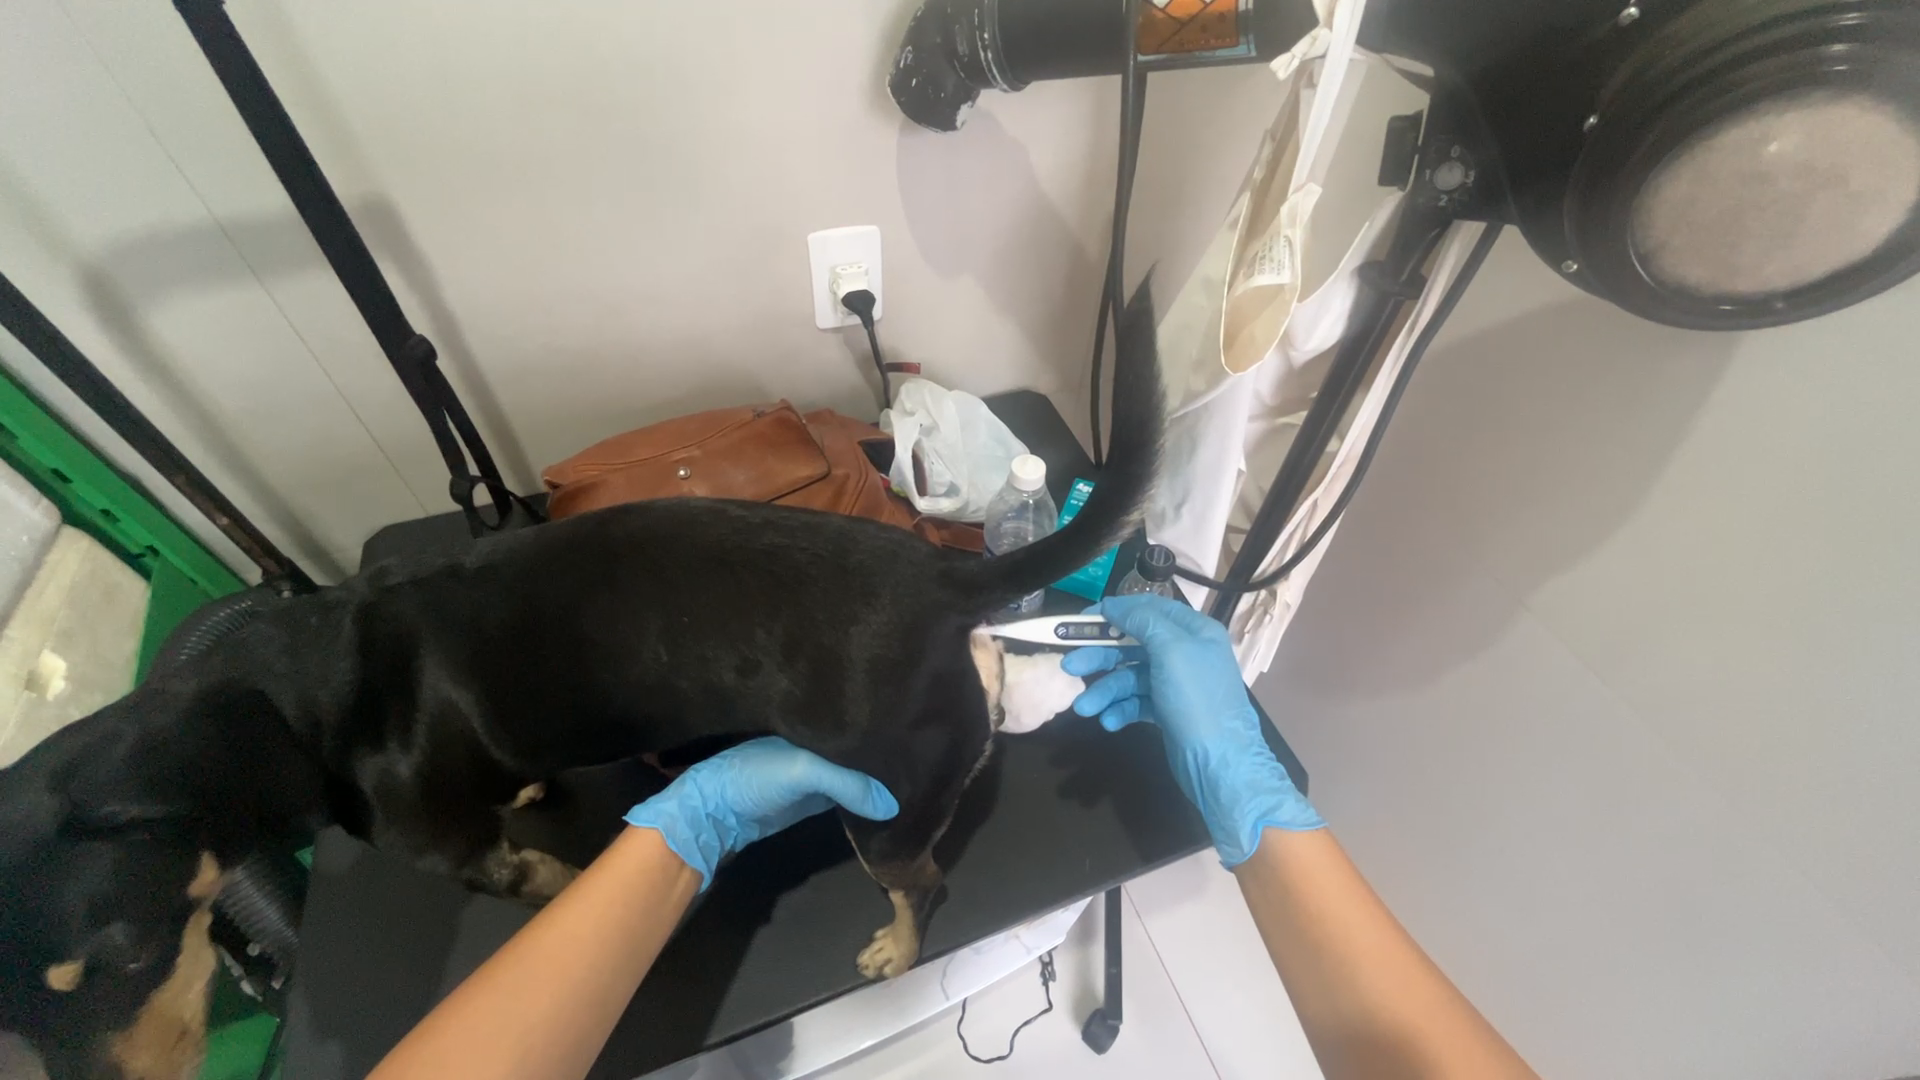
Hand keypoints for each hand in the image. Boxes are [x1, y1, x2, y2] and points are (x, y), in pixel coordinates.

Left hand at [623, 737, 897, 889]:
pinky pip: (844, 795)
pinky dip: (861, 797)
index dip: (881, 725)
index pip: (856, 720)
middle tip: (923, 755)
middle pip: (857, 746)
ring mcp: (815, 771)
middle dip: (882, 751)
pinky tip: (887, 797)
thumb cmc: (757, 776)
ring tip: (914, 774)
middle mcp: (818, 741)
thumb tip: (894, 807)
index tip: (916, 729)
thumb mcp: (805, 771)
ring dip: (875, 776)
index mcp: (813, 722)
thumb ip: (848, 784)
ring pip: (853, 771)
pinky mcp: (812, 798)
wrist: (715, 815)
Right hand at [1063, 594, 1322, 865]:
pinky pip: (1135, 702)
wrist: (1221, 764)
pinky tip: (1109, 721)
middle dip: (1100, 657)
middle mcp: (1184, 652)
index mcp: (1193, 631)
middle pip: (1132, 644)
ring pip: (1129, 677)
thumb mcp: (1172, 649)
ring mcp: (1174, 684)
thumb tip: (1113, 603)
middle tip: (1069, 666)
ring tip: (1084, 708)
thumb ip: (1141, 620)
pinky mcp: (1166, 711)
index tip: (1082, 620)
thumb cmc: (1197, 698)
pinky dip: (1120, 709)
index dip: (1115, 611)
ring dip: (1105, 690)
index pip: (1148, 608)